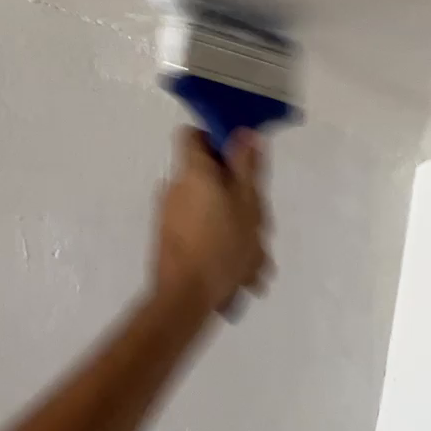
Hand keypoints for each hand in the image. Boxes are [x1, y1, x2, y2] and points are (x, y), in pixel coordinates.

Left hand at [152, 126, 272, 309]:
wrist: (184, 299)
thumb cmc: (222, 247)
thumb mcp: (247, 203)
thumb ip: (246, 166)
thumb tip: (244, 132)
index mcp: (192, 172)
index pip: (193, 135)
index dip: (216, 140)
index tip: (240, 160)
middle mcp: (174, 188)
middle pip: (209, 177)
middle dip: (238, 197)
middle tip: (260, 226)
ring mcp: (169, 217)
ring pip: (211, 211)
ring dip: (236, 231)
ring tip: (256, 265)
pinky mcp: (170, 242)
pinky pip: (202, 234)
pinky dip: (222, 247)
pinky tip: (242, 276)